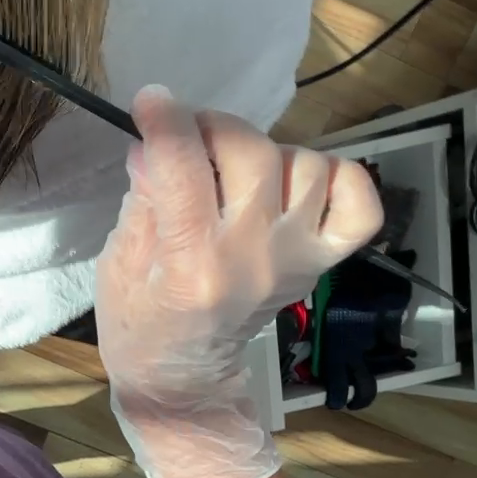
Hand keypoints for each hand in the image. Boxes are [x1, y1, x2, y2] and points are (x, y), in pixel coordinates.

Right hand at [95, 85, 382, 477]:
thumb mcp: (119, 266)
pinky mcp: (321, 263)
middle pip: (250, 154)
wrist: (181, 377)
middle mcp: (251, 258)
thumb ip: (142, 204)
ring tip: (232, 174)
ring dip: (263, 154)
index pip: (183, 172)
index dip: (167, 123)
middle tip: (187, 135)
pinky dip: (334, 177)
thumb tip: (153, 146)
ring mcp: (295, 259)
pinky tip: (293, 184)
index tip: (151, 99)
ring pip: (303, 165)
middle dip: (212, 128)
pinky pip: (358, 200)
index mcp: (189, 266)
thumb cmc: (136, 324)